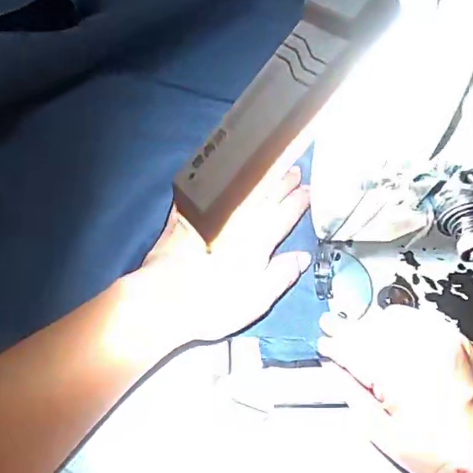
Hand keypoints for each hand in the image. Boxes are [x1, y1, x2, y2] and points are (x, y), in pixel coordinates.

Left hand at [123, 166, 311, 345]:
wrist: (163, 300)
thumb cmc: (212, 305)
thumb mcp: (257, 299)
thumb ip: (281, 274)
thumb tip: (301, 258)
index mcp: (258, 239)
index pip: (285, 213)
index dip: (299, 201)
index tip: (309, 191)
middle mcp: (236, 221)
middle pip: (264, 194)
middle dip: (282, 180)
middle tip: (295, 169)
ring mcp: (209, 215)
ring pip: (239, 188)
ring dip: (256, 176)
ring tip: (268, 167)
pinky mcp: (184, 217)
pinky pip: (204, 191)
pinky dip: (214, 180)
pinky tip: (218, 173)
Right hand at [317, 305, 472, 472]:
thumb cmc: (445, 458)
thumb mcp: (383, 433)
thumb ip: (353, 393)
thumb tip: (335, 371)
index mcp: (404, 373)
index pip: (357, 347)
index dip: (335, 343)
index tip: (325, 342)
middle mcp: (428, 350)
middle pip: (375, 327)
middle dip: (351, 329)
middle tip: (333, 329)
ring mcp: (449, 343)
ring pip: (398, 317)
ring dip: (374, 324)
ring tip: (360, 334)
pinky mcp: (462, 343)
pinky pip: (423, 320)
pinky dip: (402, 324)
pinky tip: (392, 334)